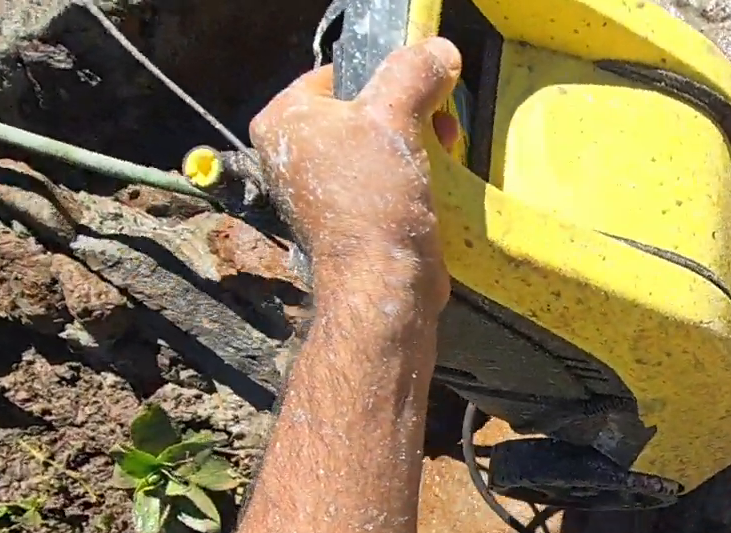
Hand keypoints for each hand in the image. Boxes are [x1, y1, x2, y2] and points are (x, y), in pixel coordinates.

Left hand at [249, 40, 462, 318]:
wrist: (386, 285)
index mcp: (284, 121)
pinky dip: (413, 184)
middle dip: (409, 118)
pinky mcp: (356, 225)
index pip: (338, 76)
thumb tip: (442, 49)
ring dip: (416, 151)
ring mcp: (325, 194)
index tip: (423, 92)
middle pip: (362, 115)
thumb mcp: (394, 121)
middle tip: (442, 125)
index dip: (385, 79)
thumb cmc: (375, 201)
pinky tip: (436, 189)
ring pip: (378, 153)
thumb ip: (414, 76)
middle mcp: (297, 156)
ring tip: (445, 154)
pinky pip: (387, 188)